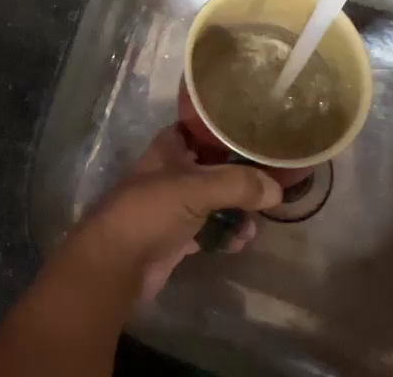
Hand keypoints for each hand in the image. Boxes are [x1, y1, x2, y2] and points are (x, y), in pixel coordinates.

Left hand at [67, 126, 281, 301]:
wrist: (116, 262)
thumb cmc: (150, 211)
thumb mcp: (195, 188)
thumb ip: (236, 185)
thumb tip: (277, 190)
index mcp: (169, 148)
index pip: (202, 129)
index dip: (227, 132)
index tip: (257, 137)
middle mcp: (171, 172)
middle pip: (213, 167)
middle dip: (240, 179)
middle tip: (268, 189)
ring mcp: (173, 205)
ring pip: (213, 200)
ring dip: (236, 211)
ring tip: (255, 225)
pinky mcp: (176, 235)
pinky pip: (209, 229)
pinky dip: (225, 234)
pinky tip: (240, 243)